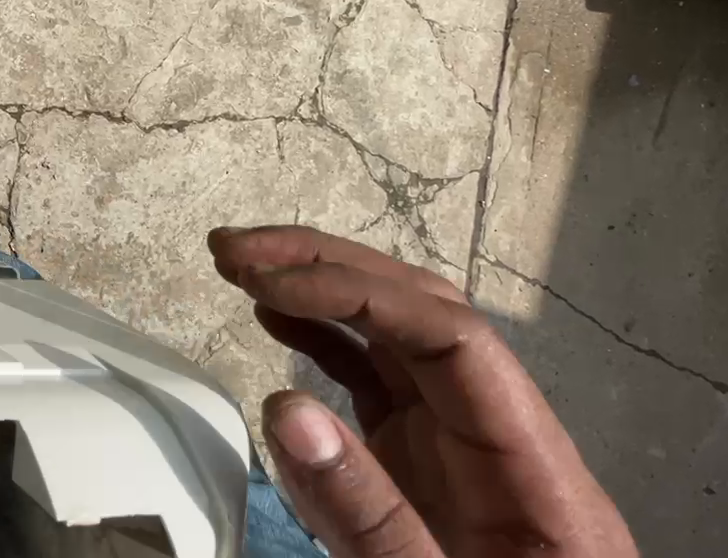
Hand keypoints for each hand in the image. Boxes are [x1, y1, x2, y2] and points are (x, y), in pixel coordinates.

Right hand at [209, 226, 635, 557]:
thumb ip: (368, 514)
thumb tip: (282, 404)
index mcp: (530, 462)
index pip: (449, 334)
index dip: (354, 292)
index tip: (263, 285)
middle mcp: (493, 427)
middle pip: (417, 307)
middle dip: (322, 264)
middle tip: (233, 250)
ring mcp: (452, 435)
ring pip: (387, 325)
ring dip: (310, 282)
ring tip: (234, 264)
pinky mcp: (414, 447)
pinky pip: (366, 367)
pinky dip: (312, 330)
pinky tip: (266, 316)